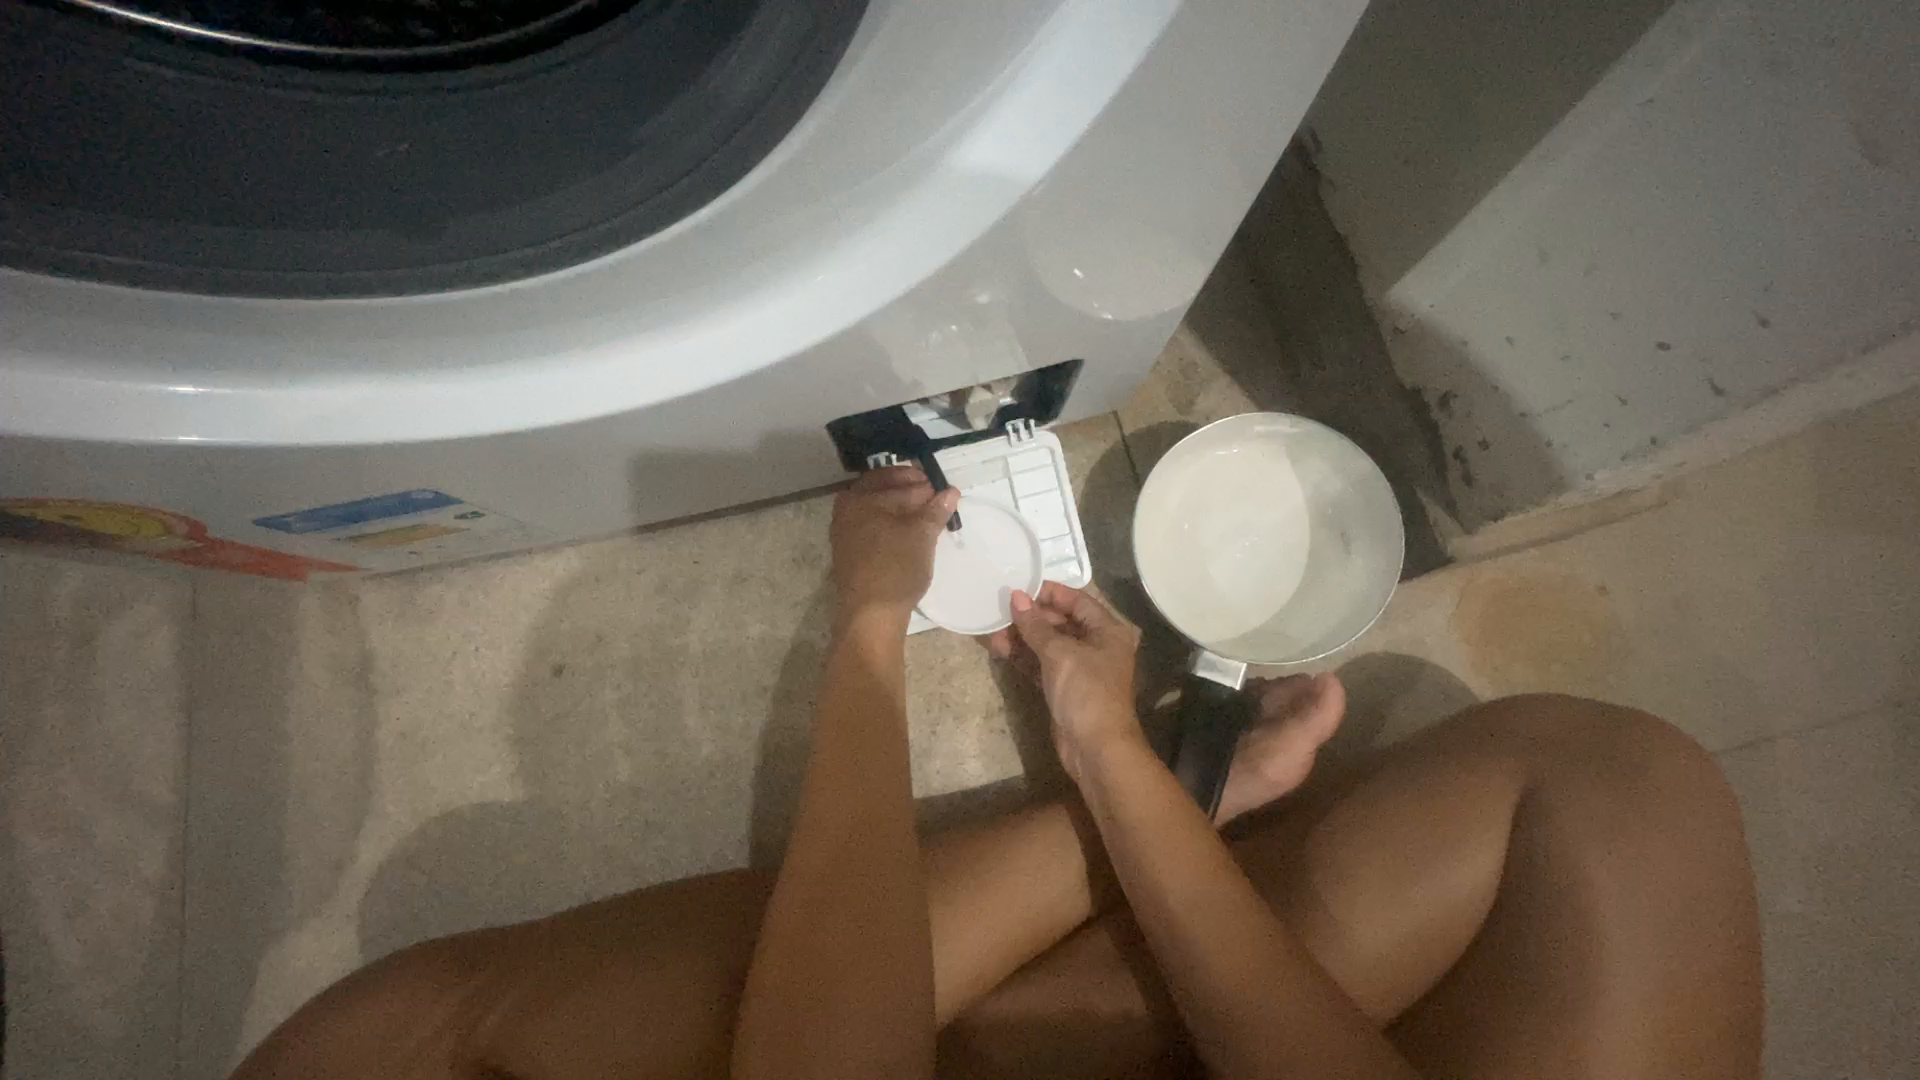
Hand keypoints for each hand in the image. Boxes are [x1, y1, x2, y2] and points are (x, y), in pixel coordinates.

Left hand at [830, 465, 961, 621]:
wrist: (870, 616)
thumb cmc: (896, 568)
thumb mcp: (922, 536)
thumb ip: (935, 510)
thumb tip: (950, 492)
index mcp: (861, 497)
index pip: (899, 481)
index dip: (924, 484)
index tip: (944, 492)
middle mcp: (847, 509)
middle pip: (884, 490)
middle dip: (911, 491)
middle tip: (937, 501)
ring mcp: (845, 531)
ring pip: (878, 509)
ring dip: (902, 508)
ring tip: (926, 518)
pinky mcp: (849, 551)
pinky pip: (873, 526)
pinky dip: (891, 523)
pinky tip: (908, 533)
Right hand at [986, 582, 1143, 783]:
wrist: (1096, 749)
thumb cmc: (1086, 692)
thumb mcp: (1059, 654)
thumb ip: (1036, 625)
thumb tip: (1016, 596)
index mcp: (1107, 631)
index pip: (1077, 600)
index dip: (1049, 592)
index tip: (1019, 587)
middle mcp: (1097, 645)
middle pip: (1060, 622)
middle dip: (1030, 617)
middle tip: (999, 611)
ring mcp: (1080, 669)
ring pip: (1047, 645)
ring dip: (1022, 637)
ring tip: (992, 632)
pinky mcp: (1064, 688)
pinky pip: (1041, 664)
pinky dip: (1023, 657)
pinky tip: (1000, 649)